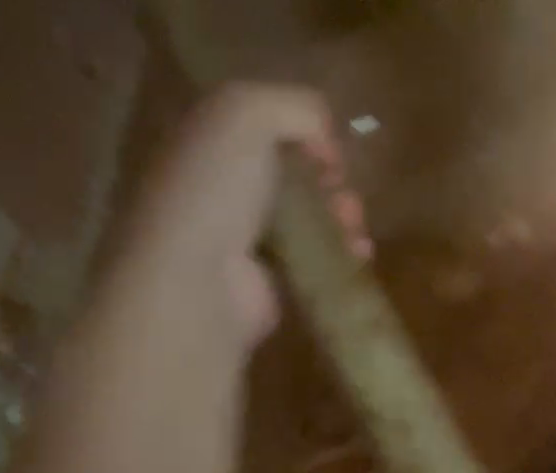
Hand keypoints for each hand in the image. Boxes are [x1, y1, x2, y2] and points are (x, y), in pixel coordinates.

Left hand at [89, 84, 368, 361]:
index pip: (262, 125)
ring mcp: (244, 239)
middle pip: (292, 173)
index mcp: (205, 140)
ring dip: (342, 216)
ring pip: (308, 216)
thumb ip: (294, 106)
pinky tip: (357, 255)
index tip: (327, 146)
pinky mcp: (269, 283)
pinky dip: (341, 255)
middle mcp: (221, 187)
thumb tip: (327, 141)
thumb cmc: (213, 190)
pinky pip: (314, 260)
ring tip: (354, 229)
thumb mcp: (246, 114)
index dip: (303, 129)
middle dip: (329, 178)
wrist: (197, 283)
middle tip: (343, 192)